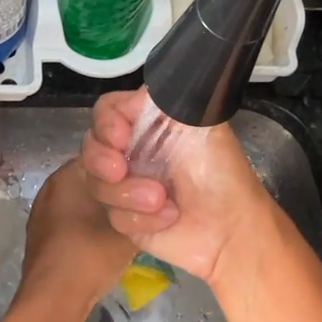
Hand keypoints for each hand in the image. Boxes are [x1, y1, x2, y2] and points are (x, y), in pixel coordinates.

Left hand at [17, 160, 137, 319]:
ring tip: (133, 220)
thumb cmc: (89, 256)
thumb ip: (147, 213)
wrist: (53, 300)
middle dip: (120, 187)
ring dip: (107, 208)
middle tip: (148, 200)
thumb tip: (168, 206)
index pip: (104, 154)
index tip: (152, 178)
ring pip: (84, 200)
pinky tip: (109, 238)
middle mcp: (52, 187)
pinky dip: (92, 223)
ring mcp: (44, 212)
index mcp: (67, 174)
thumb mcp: (128, 232)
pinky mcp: (43, 235)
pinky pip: (73, 218)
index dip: (130, 164)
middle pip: (94, 178)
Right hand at [77, 89, 276, 285]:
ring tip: (161, 200)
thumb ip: (166, 100)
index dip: (106, 122)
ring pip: (96, 183)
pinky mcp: (127, 217)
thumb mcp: (198, 125)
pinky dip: (139, 218)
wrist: (231, 229)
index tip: (120, 136)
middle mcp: (132, 150)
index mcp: (148, 123)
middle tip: (120, 170)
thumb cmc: (219, 172)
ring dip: (127, 193)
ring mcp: (126, 184)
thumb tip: (139, 92)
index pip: (107, 111)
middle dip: (101, 160)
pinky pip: (112, 215)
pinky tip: (167, 218)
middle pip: (91, 146)